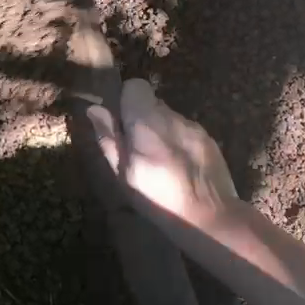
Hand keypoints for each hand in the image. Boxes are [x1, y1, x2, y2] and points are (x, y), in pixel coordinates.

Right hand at [86, 79, 238, 227]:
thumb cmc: (157, 198)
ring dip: (160, 130)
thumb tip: (94, 109)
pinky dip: (178, 141)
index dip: (125, 100)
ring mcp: (194, 127)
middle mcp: (172, 117)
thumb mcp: (122, 173)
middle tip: (137, 148)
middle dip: (142, 117)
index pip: (135, 86)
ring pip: (169, 117)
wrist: (210, 218)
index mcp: (146, 121)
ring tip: (160, 161)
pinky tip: (179, 166)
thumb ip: (109, 137)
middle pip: (152, 102)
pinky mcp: (209, 140)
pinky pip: (186, 131)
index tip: (122, 124)